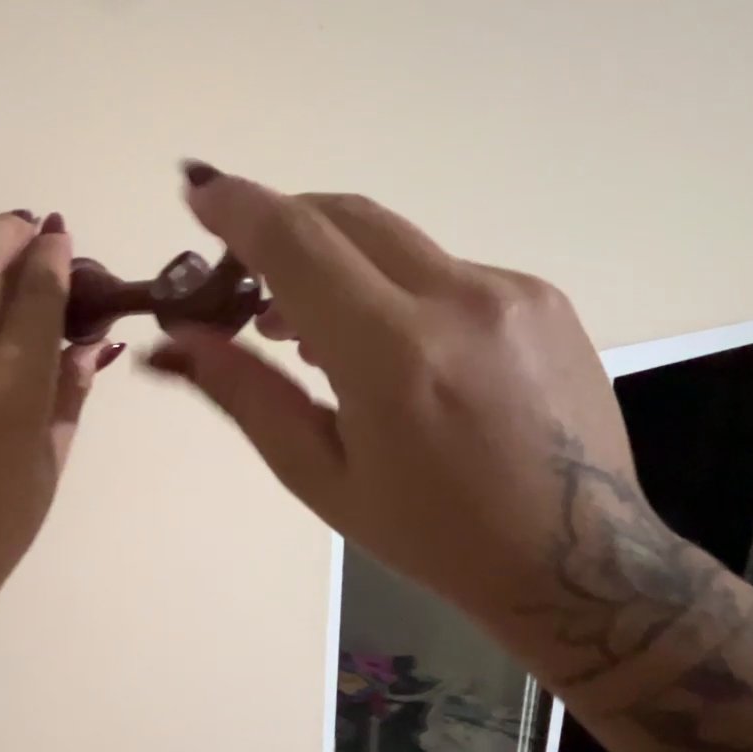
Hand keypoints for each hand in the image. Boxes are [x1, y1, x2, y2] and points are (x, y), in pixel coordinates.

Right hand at [144, 165, 637, 616]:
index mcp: (394, 356)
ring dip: (334, 262)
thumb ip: (247, 396)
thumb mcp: (321, 477)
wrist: (575, 556)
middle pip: (346, 217)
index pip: (299, 244)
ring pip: (394, 241)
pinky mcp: (542, 296)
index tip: (198, 193)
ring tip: (304, 331)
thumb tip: (177, 340)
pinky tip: (388, 350)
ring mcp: (512, 290)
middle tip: (244, 282)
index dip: (238, 209)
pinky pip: (442, 269)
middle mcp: (459, 300)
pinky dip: (391, 288)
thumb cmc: (430, 534)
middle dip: (281, 227)